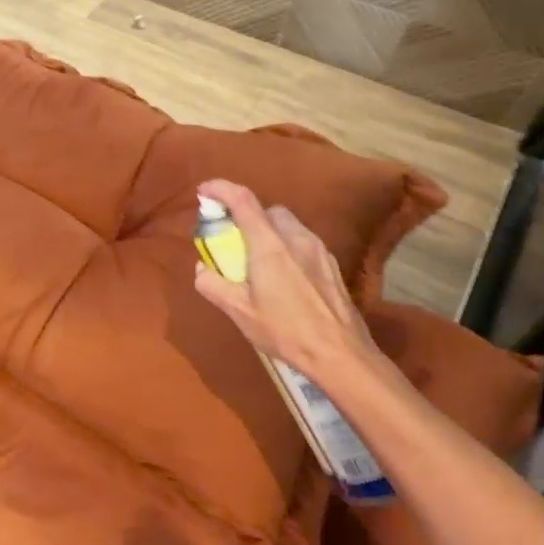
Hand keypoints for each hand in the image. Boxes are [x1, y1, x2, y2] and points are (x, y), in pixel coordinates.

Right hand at [191, 179, 384, 384]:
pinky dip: (287, 246)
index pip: (243, 200)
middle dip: (247, 214)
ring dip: (268, 231)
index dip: (221, 189)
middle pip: (267, 209)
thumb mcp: (239, 312)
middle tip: (232, 237)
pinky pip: (303, 241)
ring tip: (258, 260)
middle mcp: (295, 238)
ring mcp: (318, 250)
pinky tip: (284, 276)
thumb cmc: (286, 331)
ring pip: (288, 224)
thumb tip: (202, 268)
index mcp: (269, 246)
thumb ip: (213, 285)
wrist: (341, 355)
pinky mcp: (331, 264)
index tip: (204, 193)